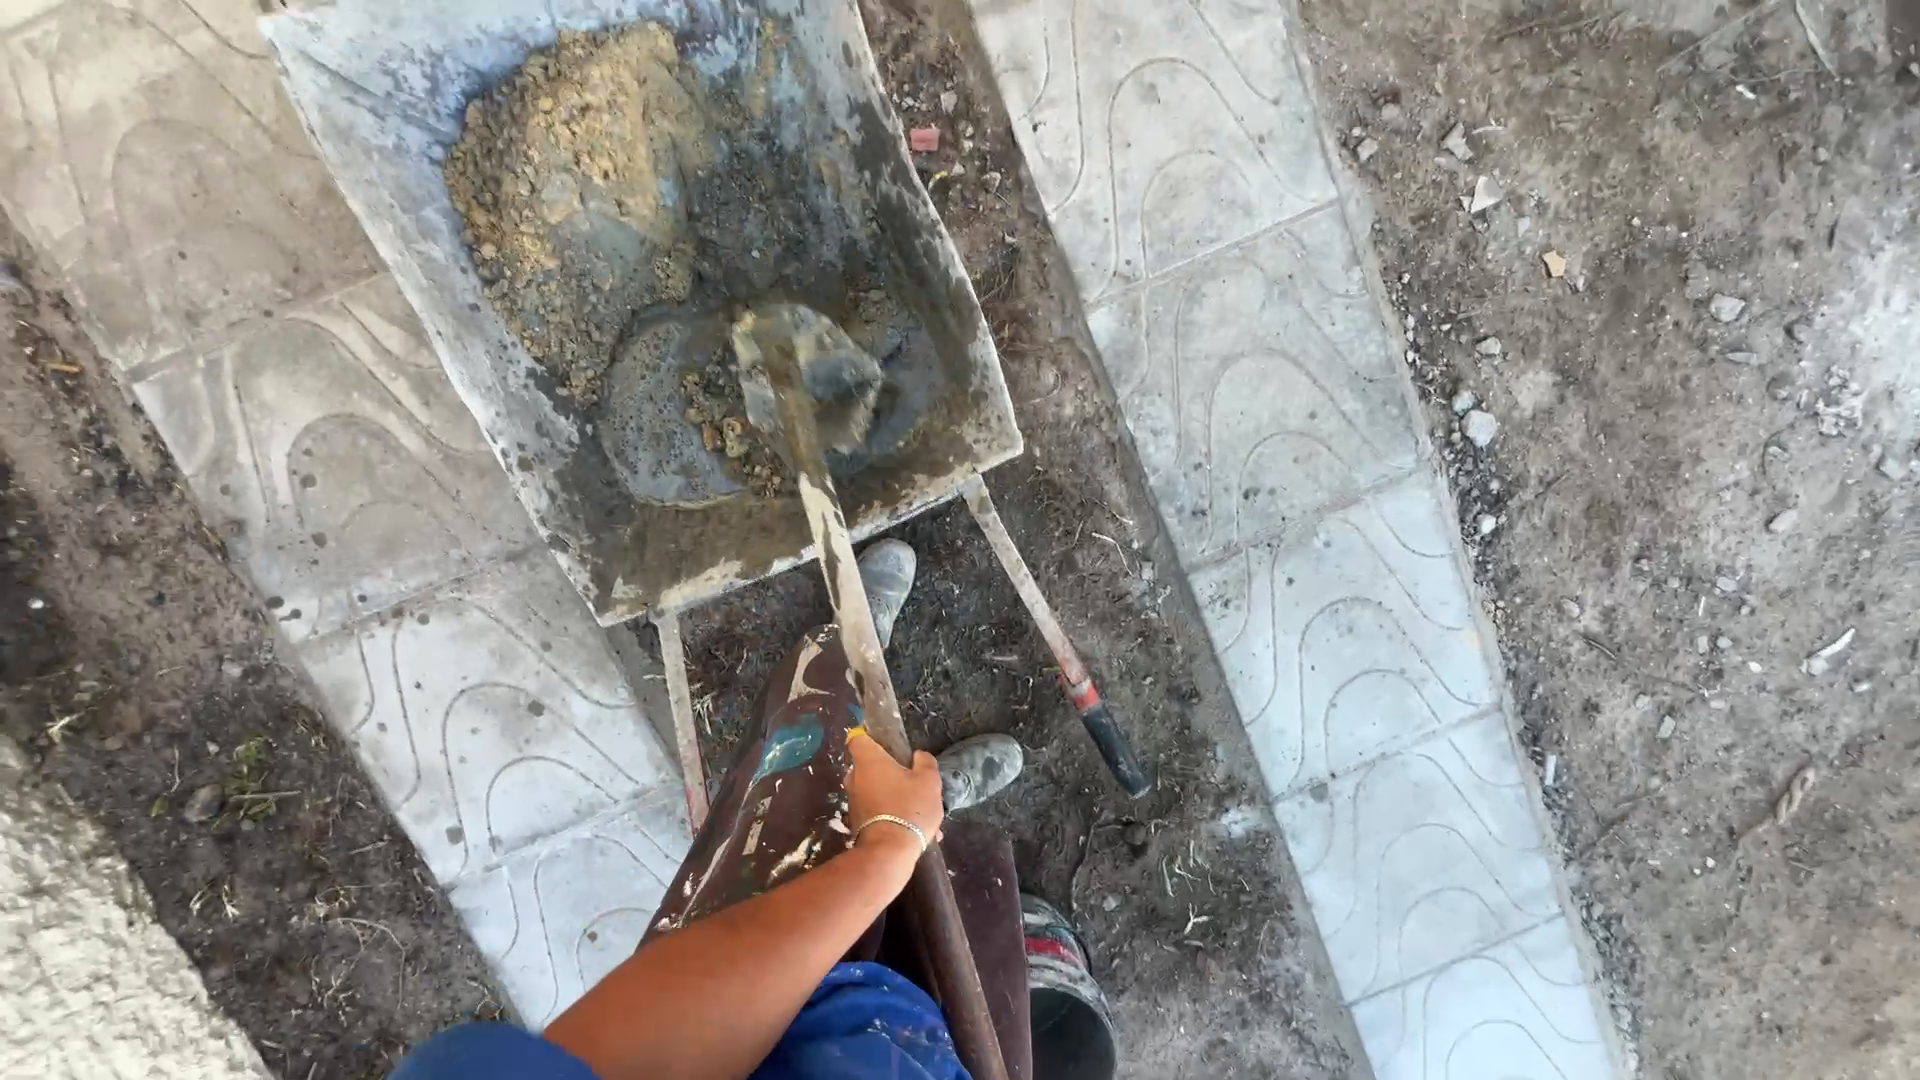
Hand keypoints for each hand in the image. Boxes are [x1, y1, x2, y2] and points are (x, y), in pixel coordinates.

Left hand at [845, 731, 943, 868]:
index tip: (887, 743)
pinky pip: (876, 810)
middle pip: (867, 765)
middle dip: (886, 769)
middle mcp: (855, 778)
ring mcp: (854, 802)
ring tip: (917, 808)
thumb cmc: (908, 807)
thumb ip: (925, 762)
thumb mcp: (929, 780)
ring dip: (891, 794)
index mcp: (869, 761)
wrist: (889, 852)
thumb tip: (918, 756)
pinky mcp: (857, 822)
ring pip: (873, 789)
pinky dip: (891, 814)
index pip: (857, 738)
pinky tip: (914, 828)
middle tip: (909, 777)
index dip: (870, 737)